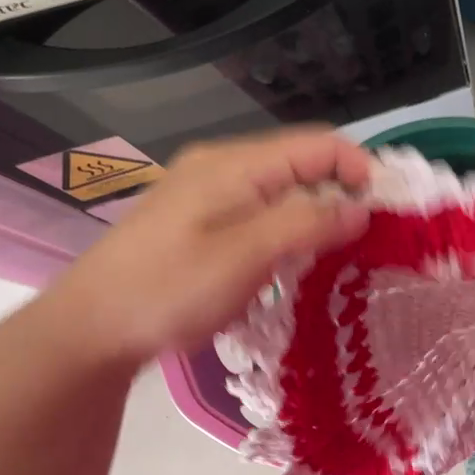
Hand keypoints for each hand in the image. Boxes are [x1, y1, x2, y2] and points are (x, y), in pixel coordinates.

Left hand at [38, 127, 372, 366]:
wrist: (89, 330)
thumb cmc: (168, 290)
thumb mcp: (246, 256)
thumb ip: (307, 224)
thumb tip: (362, 208)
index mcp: (234, 165)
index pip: (319, 144)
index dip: (361, 169)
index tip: (385, 213)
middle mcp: (224, 167)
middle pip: (305, 163)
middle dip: (346, 192)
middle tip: (372, 237)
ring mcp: (210, 194)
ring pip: (287, 188)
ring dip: (321, 213)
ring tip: (344, 252)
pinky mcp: (203, 221)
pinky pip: (266, 210)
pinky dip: (295, 227)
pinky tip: (300, 259)